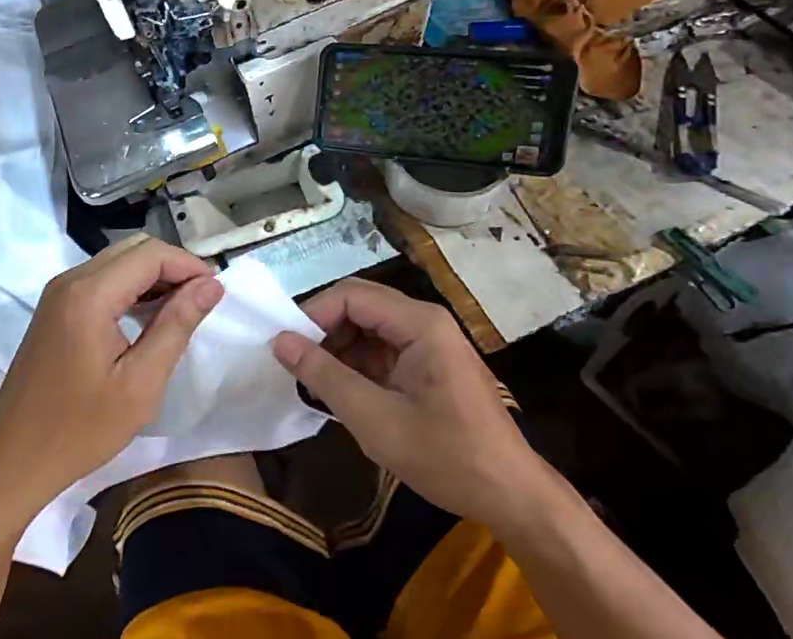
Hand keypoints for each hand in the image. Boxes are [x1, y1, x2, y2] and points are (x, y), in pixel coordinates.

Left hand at [0, 235, 224, 525]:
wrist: (13, 461)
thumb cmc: (80, 430)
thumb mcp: (140, 384)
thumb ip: (177, 326)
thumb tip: (211, 285)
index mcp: (89, 295)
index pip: (149, 254)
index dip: (188, 265)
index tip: (217, 291)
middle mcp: (69, 281)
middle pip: (132, 249)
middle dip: (172, 266)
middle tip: (202, 301)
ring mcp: (57, 293)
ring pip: (116, 261)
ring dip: (151, 276)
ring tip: (182, 309)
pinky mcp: (53, 308)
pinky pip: (100, 280)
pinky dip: (129, 287)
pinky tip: (148, 317)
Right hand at [270, 279, 547, 525]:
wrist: (513, 496)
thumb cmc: (447, 457)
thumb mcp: (375, 419)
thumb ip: (324, 376)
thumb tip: (279, 341)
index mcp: (419, 323)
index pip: (350, 295)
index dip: (313, 314)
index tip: (286, 347)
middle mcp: (425, 320)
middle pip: (359, 305)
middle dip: (324, 331)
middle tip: (296, 364)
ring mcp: (429, 341)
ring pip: (367, 327)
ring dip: (338, 349)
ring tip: (315, 383)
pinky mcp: (428, 362)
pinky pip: (381, 348)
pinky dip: (357, 365)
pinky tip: (342, 394)